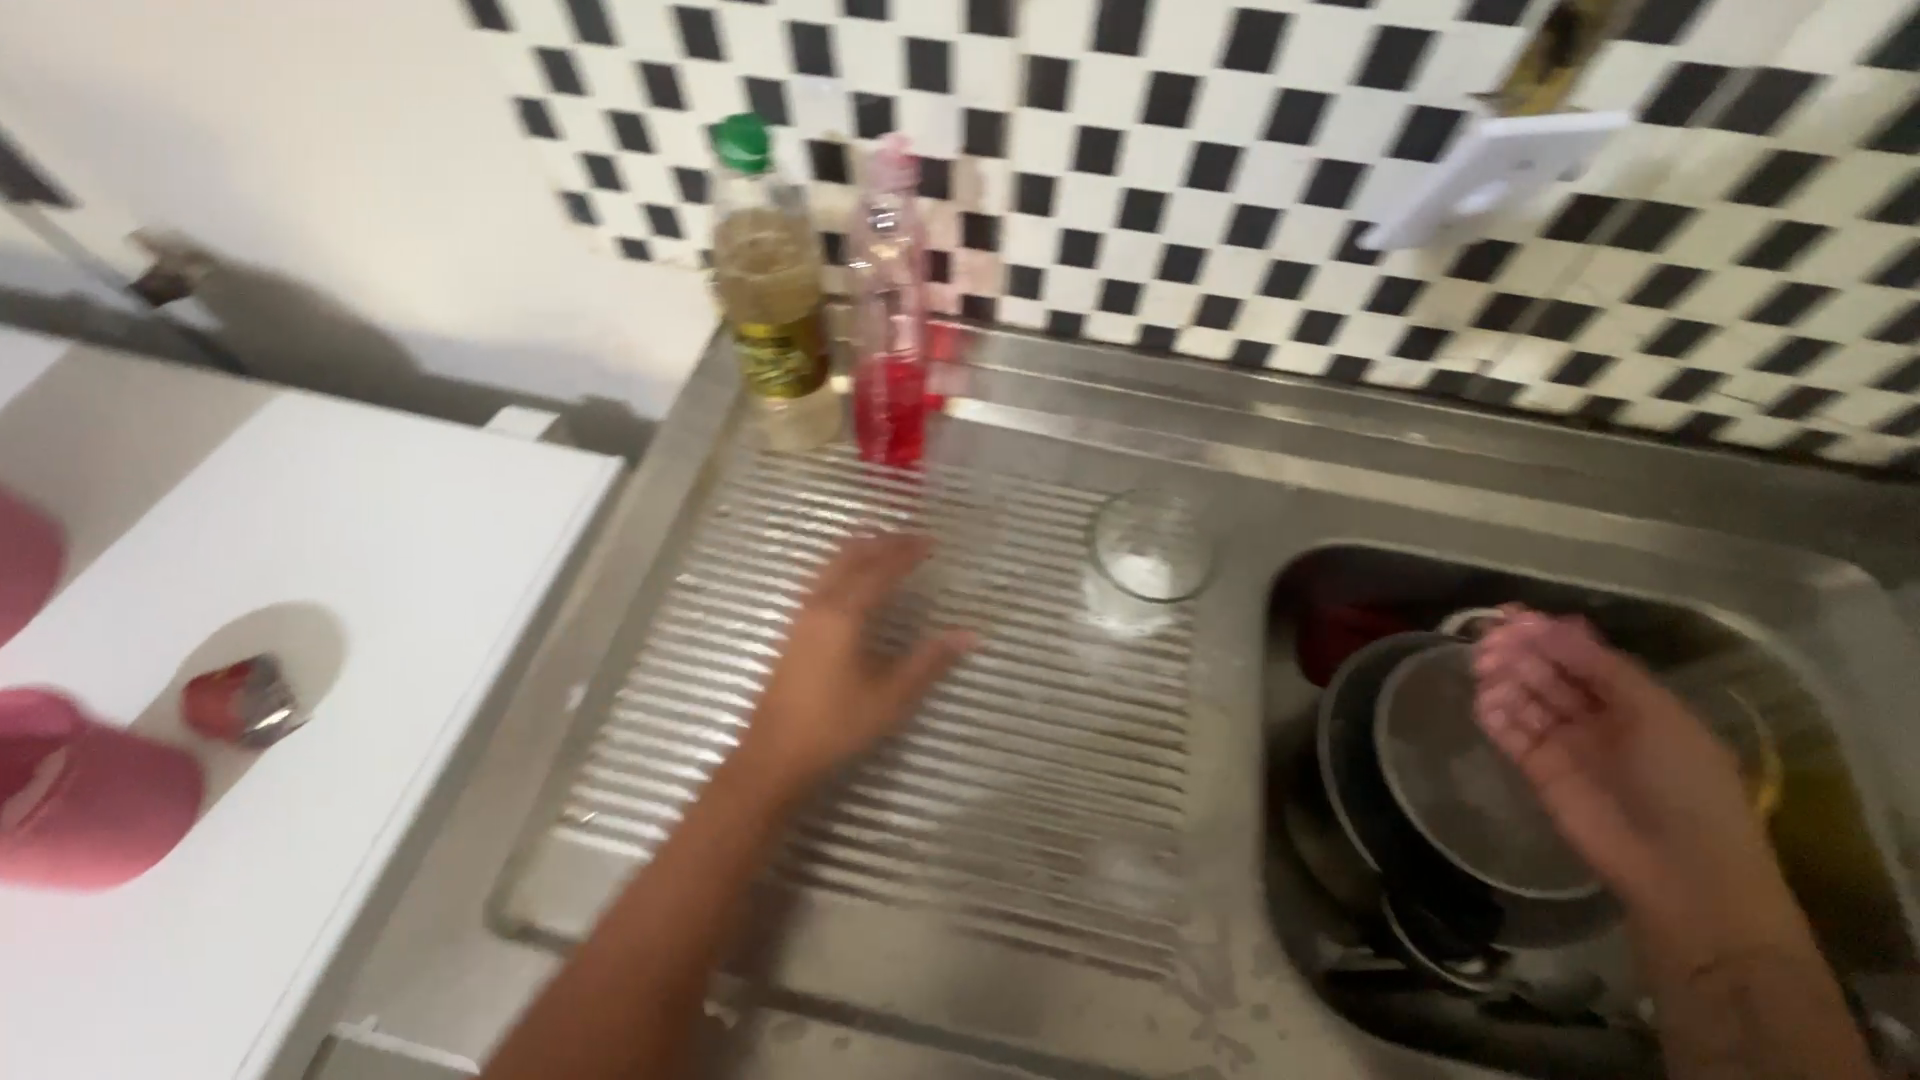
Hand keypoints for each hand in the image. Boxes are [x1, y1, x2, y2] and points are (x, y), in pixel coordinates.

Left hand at [735, 534, 973, 792]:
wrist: (774, 756)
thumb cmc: (835, 726)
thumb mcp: (891, 698)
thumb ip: (930, 661)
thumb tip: (969, 634)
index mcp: (844, 615)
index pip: (880, 570)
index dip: (906, 552)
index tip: (931, 541)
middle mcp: (818, 606)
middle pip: (849, 557)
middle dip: (881, 542)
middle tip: (910, 537)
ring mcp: (799, 618)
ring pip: (829, 567)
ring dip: (858, 551)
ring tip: (883, 548)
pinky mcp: (791, 633)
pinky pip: (818, 581)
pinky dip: (840, 568)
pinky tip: (849, 583)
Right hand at [1472, 610, 1806, 967]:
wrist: (1681, 869)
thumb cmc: (1683, 783)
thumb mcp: (1657, 714)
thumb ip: (1603, 668)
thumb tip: (1553, 626)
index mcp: (1636, 701)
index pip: (1583, 656)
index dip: (1550, 635)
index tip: (1514, 616)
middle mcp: (1599, 718)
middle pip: (1548, 674)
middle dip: (1519, 653)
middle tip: (1489, 642)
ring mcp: (1567, 746)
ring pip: (1525, 700)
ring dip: (1503, 680)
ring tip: (1483, 670)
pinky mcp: (1539, 773)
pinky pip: (1511, 736)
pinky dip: (1495, 717)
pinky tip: (1484, 703)